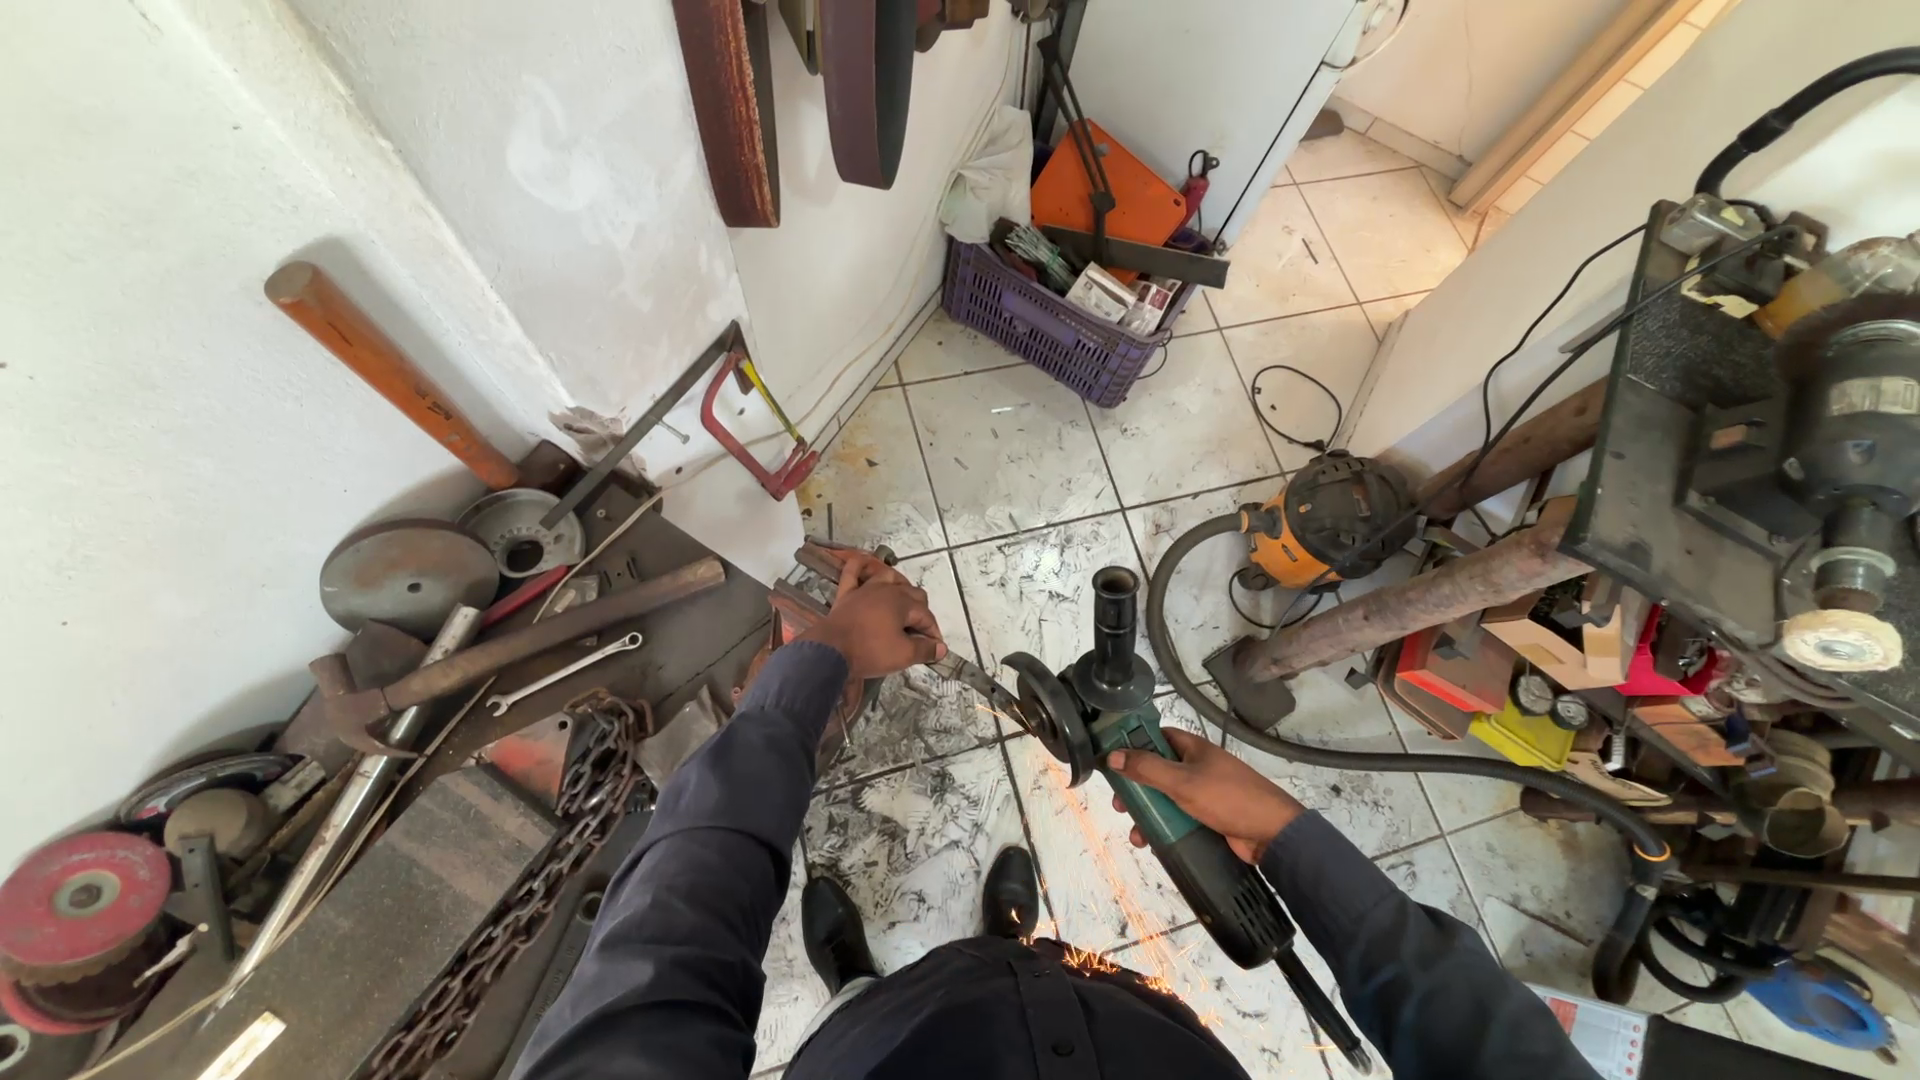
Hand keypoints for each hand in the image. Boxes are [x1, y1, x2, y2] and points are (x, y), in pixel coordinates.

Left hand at [800, 552, 947, 679]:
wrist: (831, 652)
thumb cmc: (870, 651)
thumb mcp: (903, 655)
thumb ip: (925, 650)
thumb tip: (941, 648)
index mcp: (903, 603)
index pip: (926, 616)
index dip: (933, 632)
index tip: (935, 649)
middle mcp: (887, 590)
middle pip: (913, 594)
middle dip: (921, 611)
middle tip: (919, 632)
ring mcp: (865, 589)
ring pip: (889, 577)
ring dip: (900, 586)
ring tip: (904, 600)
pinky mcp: (846, 594)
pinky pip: (853, 571)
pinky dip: (860, 564)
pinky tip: (865, 560)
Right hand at [1107, 729, 1304, 863]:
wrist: (1274, 835)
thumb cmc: (1228, 798)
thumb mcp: (1183, 782)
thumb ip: (1147, 768)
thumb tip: (1112, 756)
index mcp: (1192, 749)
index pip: (1156, 736)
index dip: (1133, 744)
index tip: (1112, 760)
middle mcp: (1196, 767)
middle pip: (1156, 771)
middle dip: (1136, 789)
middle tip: (1120, 805)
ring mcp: (1203, 793)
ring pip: (1165, 799)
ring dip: (1147, 815)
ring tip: (1137, 835)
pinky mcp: (1208, 818)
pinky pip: (1178, 819)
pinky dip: (1164, 829)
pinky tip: (1154, 844)